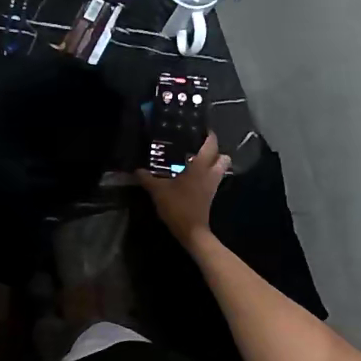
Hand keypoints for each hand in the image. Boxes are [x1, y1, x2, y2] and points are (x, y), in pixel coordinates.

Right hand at [136, 133, 228, 249]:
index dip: (210, 135)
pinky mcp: (210, 195)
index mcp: (200, 167)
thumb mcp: (158, 191)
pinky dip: (207, 175)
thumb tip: (136, 169)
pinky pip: (213, 179)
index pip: (211, 145)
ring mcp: (213, 185)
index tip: (203, 128)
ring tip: (196, 160)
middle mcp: (210, 174)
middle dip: (216, 150)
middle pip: (224, 157)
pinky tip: (192, 176)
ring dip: (213, 163)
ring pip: (221, 169)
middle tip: (200, 146)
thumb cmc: (177, 206)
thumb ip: (147, 178)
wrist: (191, 231)